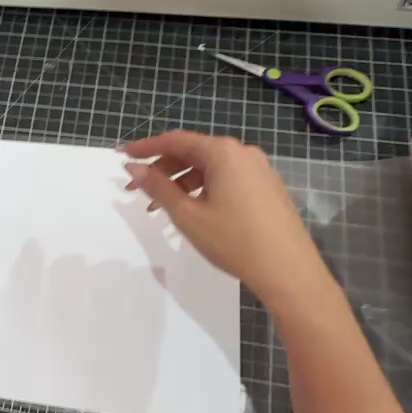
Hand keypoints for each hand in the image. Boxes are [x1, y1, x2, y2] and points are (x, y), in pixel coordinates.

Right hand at [121, 131, 334, 312]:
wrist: (289, 272)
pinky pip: (227, 178)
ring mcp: (259, 169)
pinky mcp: (267, 187)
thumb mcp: (188, 215)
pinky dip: (203, 188)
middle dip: (162, 169)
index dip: (145, 147)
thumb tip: (133, 167)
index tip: (121, 156)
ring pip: (210, 167)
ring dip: (181, 182)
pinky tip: (193, 210)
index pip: (175, 140)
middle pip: (193, 152)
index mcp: (223, 152)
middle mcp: (242, 152)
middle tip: (135, 190)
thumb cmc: (234, 240)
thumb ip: (158, 187)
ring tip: (161, 207)